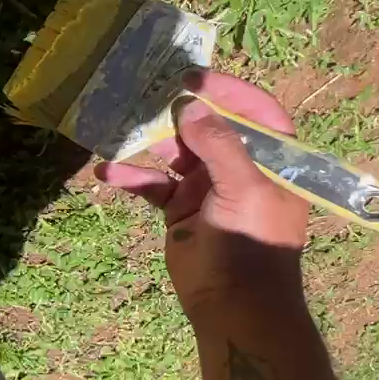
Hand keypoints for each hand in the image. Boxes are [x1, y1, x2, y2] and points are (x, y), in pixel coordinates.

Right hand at [95, 71, 309, 317]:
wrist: (233, 302)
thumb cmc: (251, 242)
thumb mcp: (243, 188)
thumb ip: (218, 146)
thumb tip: (190, 106)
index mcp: (272, 160)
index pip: (255, 113)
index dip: (227, 92)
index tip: (191, 77)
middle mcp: (240, 167)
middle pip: (209, 127)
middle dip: (179, 111)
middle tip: (146, 94)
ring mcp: (206, 187)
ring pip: (175, 153)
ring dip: (149, 142)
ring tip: (120, 126)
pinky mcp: (178, 209)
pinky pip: (152, 185)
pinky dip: (130, 177)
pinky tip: (106, 172)